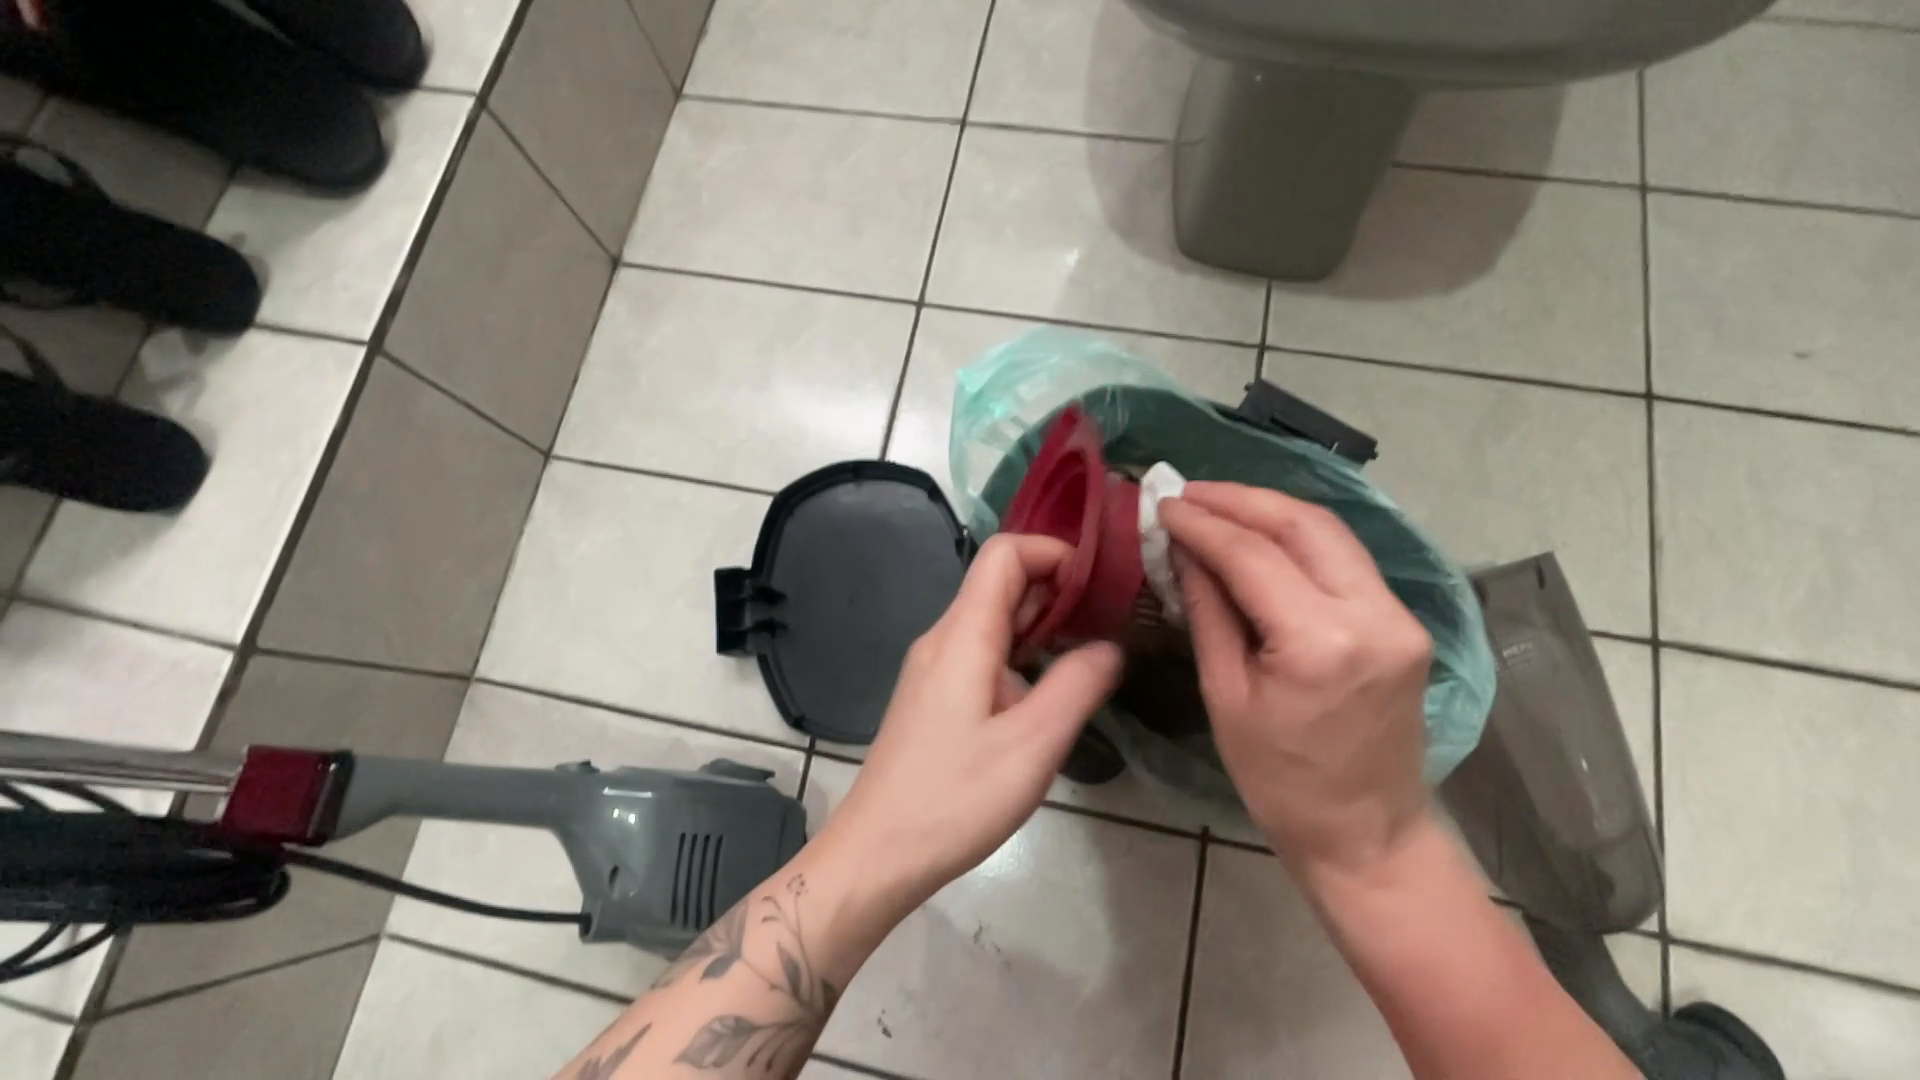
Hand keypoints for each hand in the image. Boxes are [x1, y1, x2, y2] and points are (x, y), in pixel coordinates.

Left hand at [819, 534, 1123, 910]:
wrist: (878, 852)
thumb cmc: (955, 798)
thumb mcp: (1032, 745)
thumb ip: (1077, 685)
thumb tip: (1111, 644)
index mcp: (963, 636)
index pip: (1005, 554)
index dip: (1055, 552)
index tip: (1104, 582)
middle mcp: (944, 639)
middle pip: (1000, 582)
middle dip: (1059, 587)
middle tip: (1115, 615)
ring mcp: (935, 668)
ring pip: (992, 618)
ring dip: (1043, 621)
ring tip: (1094, 646)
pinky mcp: (934, 696)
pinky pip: (982, 651)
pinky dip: (1022, 651)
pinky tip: (1051, 684)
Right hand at [1160, 482, 1432, 882]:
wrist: (1365, 833)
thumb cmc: (1278, 781)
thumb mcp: (1225, 696)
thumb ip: (1209, 611)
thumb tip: (1185, 550)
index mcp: (1321, 643)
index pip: (1253, 555)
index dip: (1202, 523)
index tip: (1162, 504)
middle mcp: (1373, 615)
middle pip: (1303, 524)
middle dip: (1239, 499)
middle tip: (1187, 492)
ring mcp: (1398, 616)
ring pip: (1330, 532)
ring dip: (1270, 509)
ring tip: (1215, 503)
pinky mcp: (1404, 622)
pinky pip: (1345, 558)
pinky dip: (1298, 536)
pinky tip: (1259, 532)